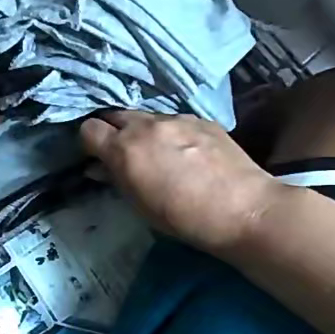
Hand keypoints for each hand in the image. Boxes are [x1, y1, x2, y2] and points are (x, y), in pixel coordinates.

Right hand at [79, 110, 284, 254]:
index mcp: (124, 148)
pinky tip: (186, 152)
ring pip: (147, 117)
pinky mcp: (202, 120)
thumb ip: (115, 179)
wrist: (245, 210)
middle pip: (115, 115)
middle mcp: (147, 126)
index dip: (90, 142)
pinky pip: (174, 120)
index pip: (89, 128)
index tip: (97, 156)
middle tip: (122, 152)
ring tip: (158, 152)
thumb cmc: (183, 217)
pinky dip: (171, 132)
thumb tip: (98, 167)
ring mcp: (177, 119)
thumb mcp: (139, 204)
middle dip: (114, 131)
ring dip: (143, 130)